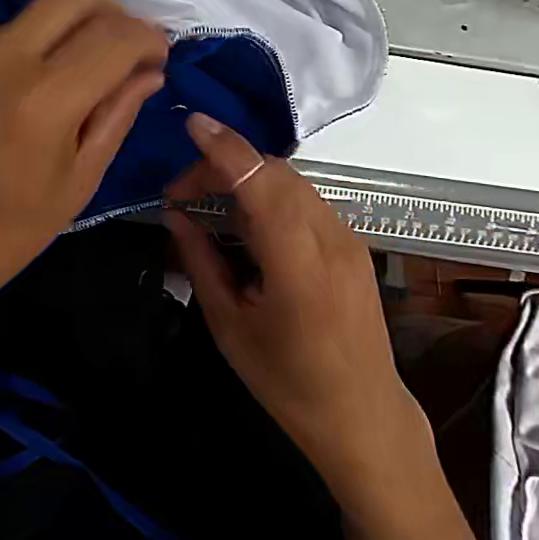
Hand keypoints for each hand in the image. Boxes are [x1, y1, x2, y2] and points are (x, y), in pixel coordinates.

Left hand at [0, 0, 167, 409]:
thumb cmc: (3, 235)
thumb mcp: (77, 183)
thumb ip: (117, 115)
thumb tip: (150, 71)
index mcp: (42, 100)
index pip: (116, 34)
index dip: (150, 39)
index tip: (158, 60)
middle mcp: (2, 57)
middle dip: (117, 13)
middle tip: (125, 55)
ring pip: (43, 9)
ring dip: (76, 29)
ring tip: (82, 77)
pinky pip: (10, 31)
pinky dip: (38, 46)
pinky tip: (34, 90)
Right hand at [166, 116, 489, 539]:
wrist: (363, 416)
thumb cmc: (288, 383)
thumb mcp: (230, 326)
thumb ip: (201, 261)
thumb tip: (174, 215)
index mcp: (299, 267)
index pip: (262, 185)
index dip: (226, 149)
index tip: (193, 123)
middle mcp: (331, 239)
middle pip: (275, 172)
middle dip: (225, 165)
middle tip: (182, 191)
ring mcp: (348, 237)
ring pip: (291, 181)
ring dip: (247, 177)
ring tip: (208, 202)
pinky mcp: (353, 242)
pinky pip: (304, 200)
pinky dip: (269, 194)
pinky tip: (246, 220)